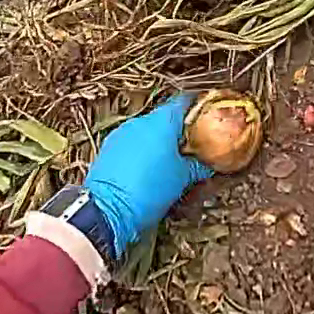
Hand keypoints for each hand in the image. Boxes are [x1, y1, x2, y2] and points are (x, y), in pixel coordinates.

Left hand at [84, 92, 213, 253]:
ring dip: (160, 142)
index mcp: (163, 121)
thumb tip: (207, 163)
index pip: (185, 101)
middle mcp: (141, 121)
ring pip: (148, 130)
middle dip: (179, 131)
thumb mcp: (182, 178)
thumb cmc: (148, 190)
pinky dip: (142, 151)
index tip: (206, 118)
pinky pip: (132, 142)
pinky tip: (147, 170)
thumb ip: (197, 165)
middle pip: (166, 117)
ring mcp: (122, 133)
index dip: (198, 108)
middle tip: (191, 148)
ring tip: (168, 163)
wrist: (106, 212)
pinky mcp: (109, 148)